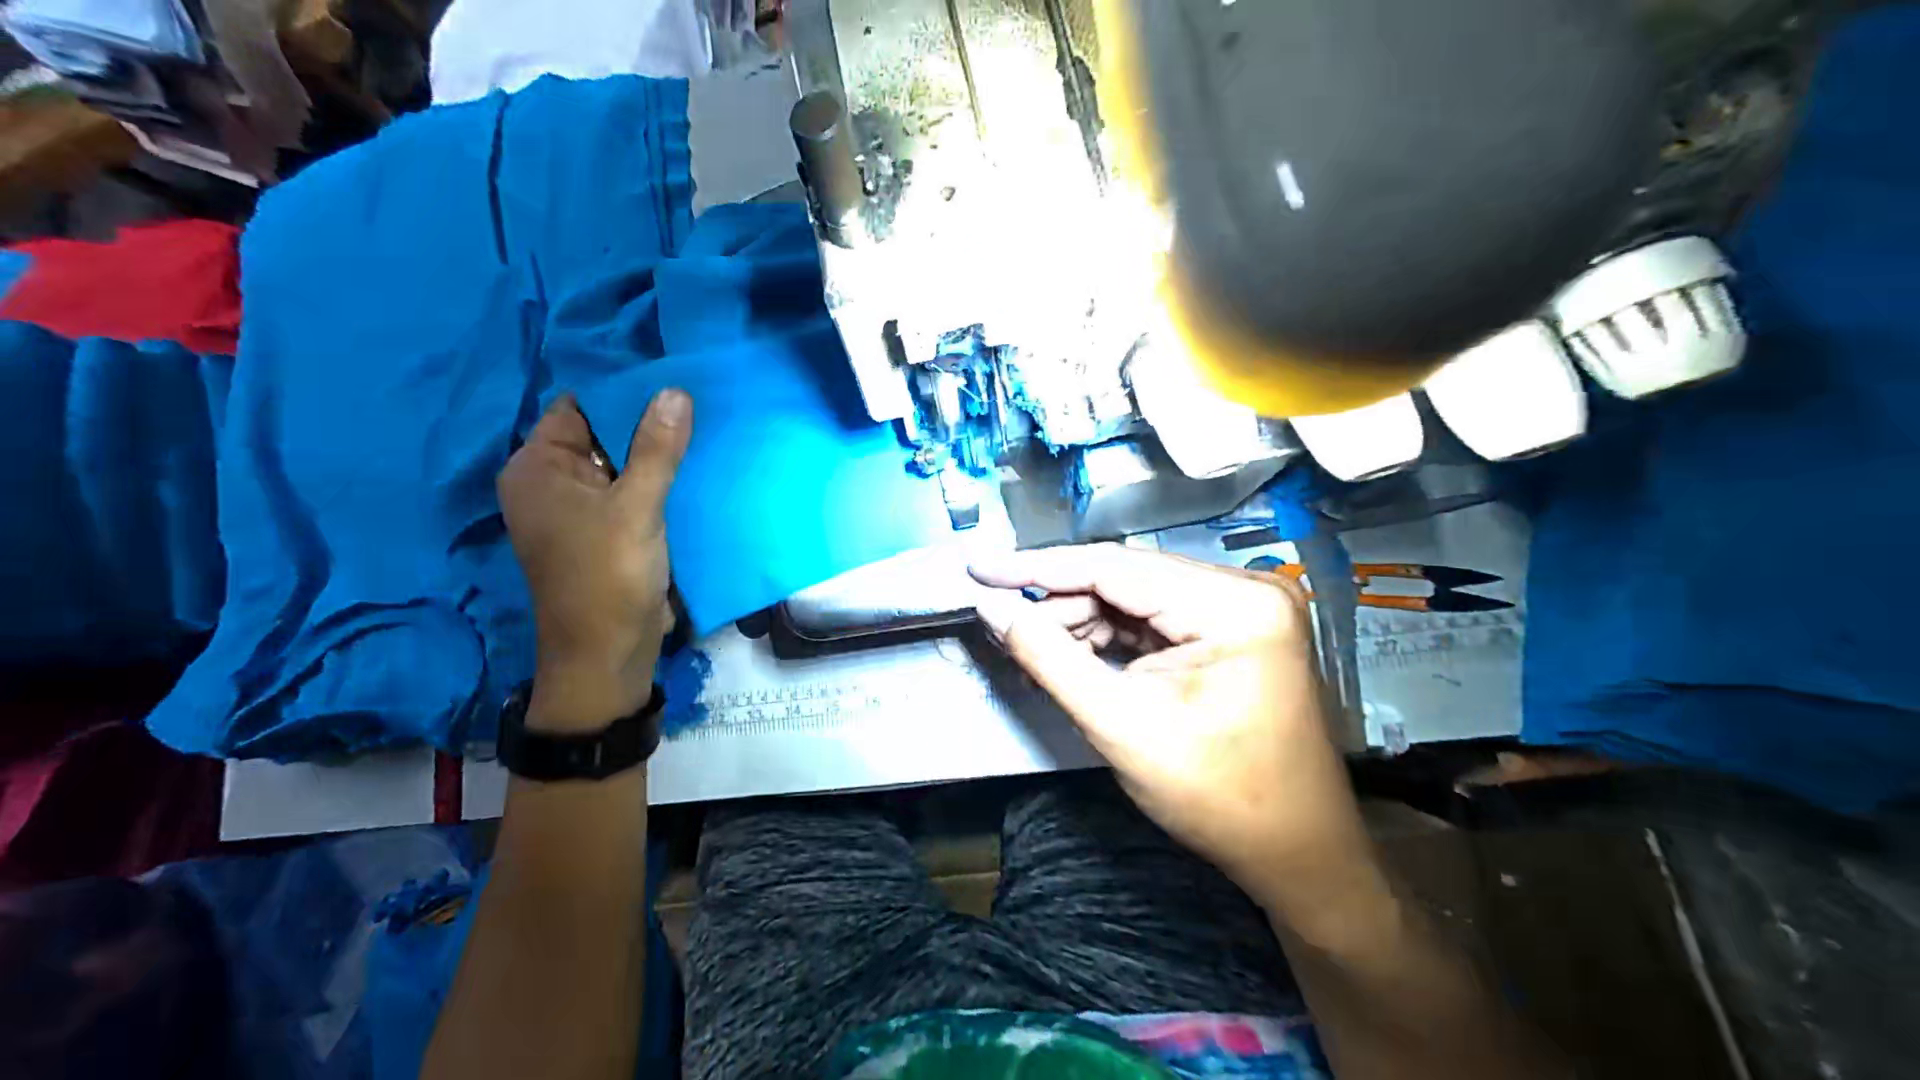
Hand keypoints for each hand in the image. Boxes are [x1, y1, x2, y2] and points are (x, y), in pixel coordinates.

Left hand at [498, 390, 691, 732]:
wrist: (608, 653)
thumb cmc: (609, 575)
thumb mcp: (636, 507)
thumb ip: (656, 448)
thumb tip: (675, 390)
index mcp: (537, 468)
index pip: (579, 409)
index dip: (624, 392)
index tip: (672, 378)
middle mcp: (551, 483)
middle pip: (602, 436)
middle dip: (646, 422)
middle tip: (699, 400)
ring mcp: (579, 509)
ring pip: (621, 465)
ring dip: (657, 454)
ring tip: (705, 428)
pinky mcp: (604, 531)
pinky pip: (631, 492)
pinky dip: (657, 482)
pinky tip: (694, 469)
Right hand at [970, 545, 1378, 920]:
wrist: (1295, 851)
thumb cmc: (1218, 798)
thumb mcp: (1120, 725)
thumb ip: (1048, 657)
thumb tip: (992, 607)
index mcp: (1235, 605)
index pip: (1114, 567)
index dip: (1037, 568)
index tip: (980, 568)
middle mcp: (1244, 589)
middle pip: (1125, 577)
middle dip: (1059, 601)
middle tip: (1001, 619)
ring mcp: (1243, 606)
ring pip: (1135, 596)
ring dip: (1081, 620)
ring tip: (1035, 648)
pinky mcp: (1233, 627)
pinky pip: (1154, 617)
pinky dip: (1110, 635)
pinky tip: (1073, 654)